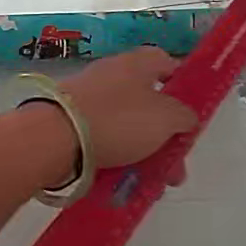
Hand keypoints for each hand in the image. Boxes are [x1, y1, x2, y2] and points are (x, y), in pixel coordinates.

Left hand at [53, 47, 197, 168]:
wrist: (55, 138)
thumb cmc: (119, 120)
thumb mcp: (167, 119)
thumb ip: (184, 116)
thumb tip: (185, 117)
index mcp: (138, 63)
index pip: (167, 63)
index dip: (182, 85)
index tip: (189, 112)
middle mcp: (112, 73)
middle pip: (148, 101)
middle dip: (165, 136)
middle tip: (174, 166)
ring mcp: (88, 96)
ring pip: (126, 124)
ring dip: (143, 152)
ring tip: (151, 182)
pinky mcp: (70, 120)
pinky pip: (103, 137)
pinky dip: (116, 156)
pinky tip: (123, 180)